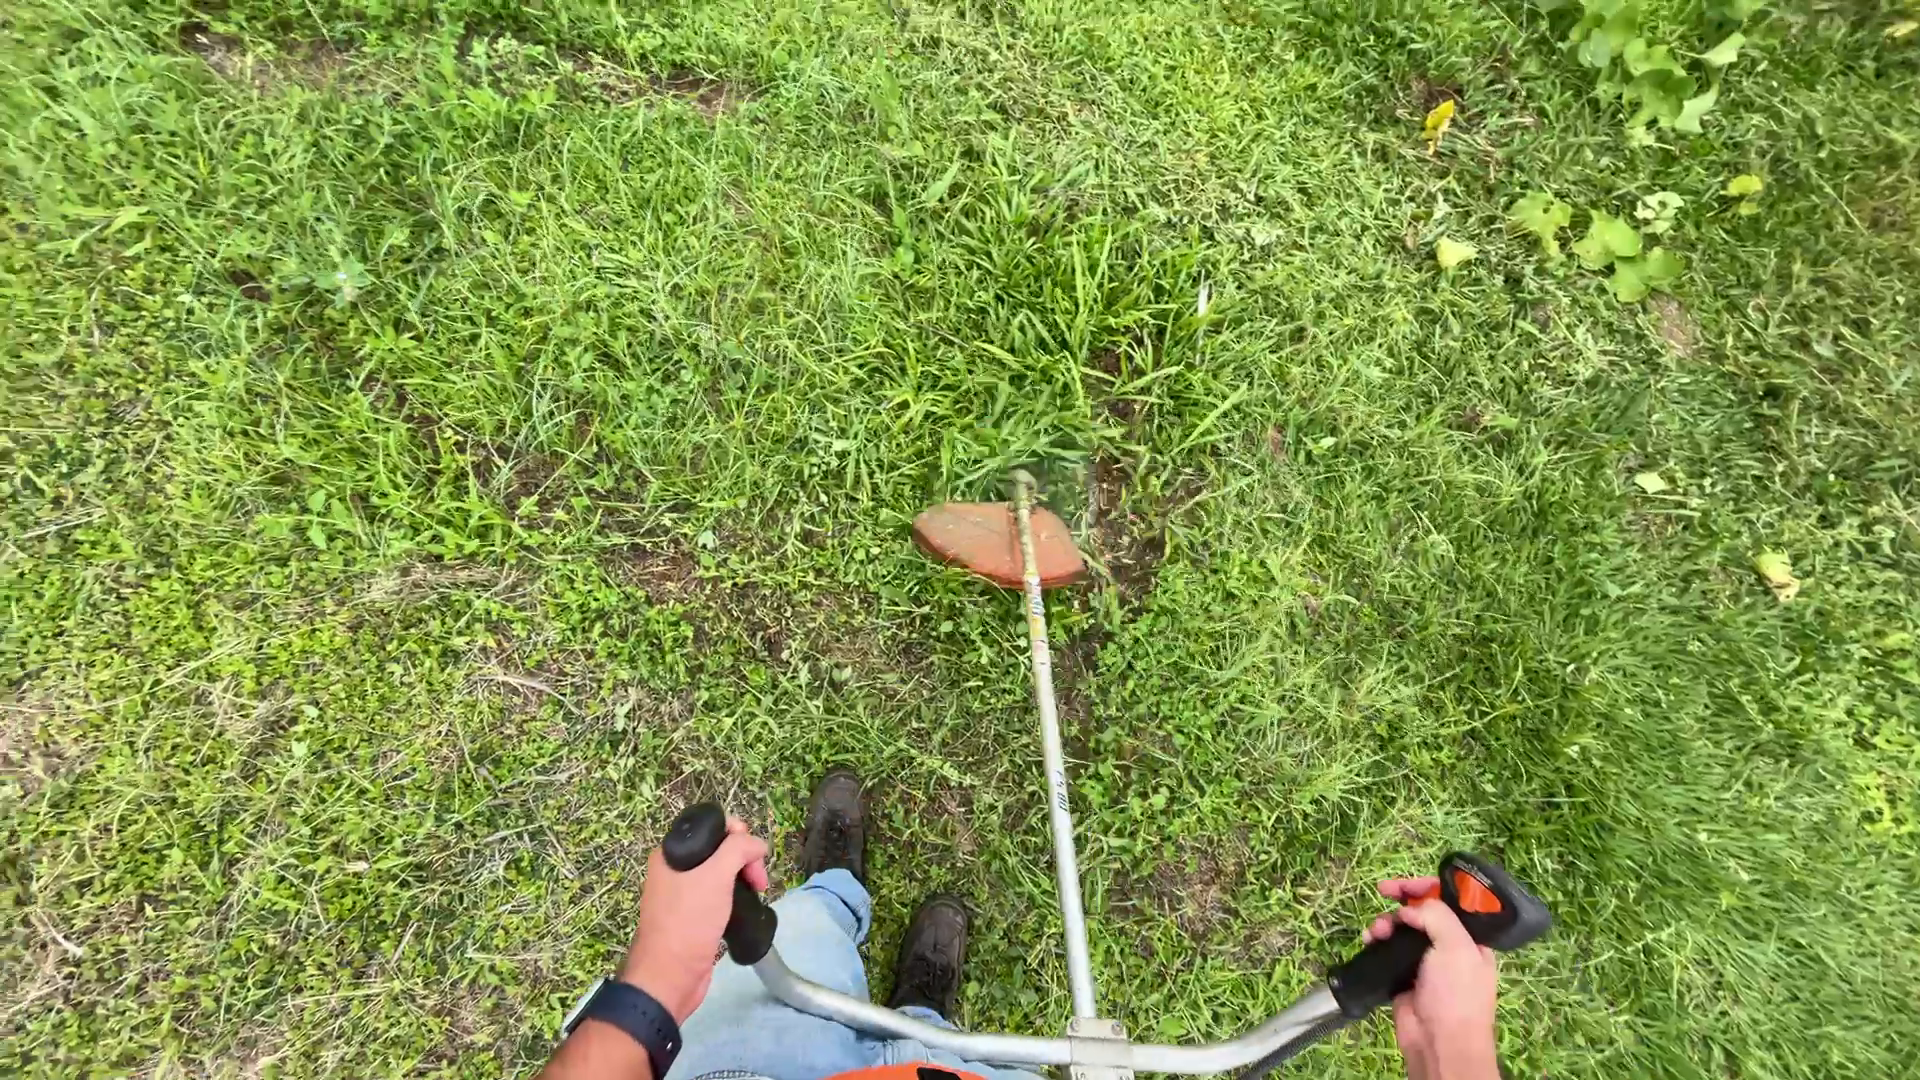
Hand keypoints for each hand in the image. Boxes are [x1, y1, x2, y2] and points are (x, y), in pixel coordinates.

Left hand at [620, 815, 769, 1023]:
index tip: (752, 854)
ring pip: (723, 869)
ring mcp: (684, 892)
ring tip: (757, 890)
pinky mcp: (694, 914)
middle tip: (758, 878)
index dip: (738, 833)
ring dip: (744, 874)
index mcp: (671, 852)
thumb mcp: (716, 874)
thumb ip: (739, 848)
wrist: (670, 978)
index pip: (712, 825)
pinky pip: (720, 891)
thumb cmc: (689, 921)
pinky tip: (746, 902)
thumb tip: (758, 845)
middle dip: (745, 856)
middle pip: (721, 847)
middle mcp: (675, 868)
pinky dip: (736, 892)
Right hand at [1362, 878, 1498, 1079]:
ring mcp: (1425, 960)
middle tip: (1383, 889)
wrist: (1438, 1043)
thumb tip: (1410, 908)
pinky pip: (1387, 944)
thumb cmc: (1456, 995)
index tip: (1407, 885)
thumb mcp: (1456, 948)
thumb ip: (1436, 916)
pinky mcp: (1403, 971)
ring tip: (1378, 931)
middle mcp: (1449, 946)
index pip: (1451, 902)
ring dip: (1386, 920)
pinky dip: (1376, 937)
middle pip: (1422, 909)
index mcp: (1471, 940)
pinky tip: (1370, 940)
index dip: (1429, 887)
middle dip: (1402, 897)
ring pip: (1401, 925)